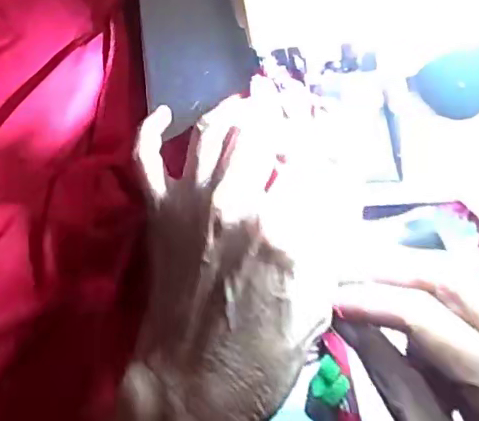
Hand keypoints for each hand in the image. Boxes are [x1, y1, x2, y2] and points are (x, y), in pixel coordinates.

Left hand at [121, 76, 356, 420]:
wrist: (191, 381)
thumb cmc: (262, 357)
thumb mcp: (315, 308)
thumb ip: (326, 247)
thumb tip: (334, 198)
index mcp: (285, 233)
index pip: (314, 166)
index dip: (327, 142)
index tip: (332, 127)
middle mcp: (236, 203)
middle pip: (261, 134)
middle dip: (279, 112)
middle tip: (286, 100)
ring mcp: (190, 199)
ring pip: (210, 131)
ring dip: (229, 109)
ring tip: (244, 99)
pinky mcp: (157, 206)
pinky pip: (144, 153)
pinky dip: (151, 126)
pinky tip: (166, 112)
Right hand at [337, 250, 478, 420]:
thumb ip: (395, 381)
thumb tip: (345, 319)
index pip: (426, 314)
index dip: (368, 299)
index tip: (326, 296)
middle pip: (449, 280)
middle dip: (387, 272)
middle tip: (341, 276)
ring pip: (462, 294)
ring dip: (410, 296)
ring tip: (373, 316)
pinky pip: (477, 320)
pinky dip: (437, 324)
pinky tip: (413, 347)